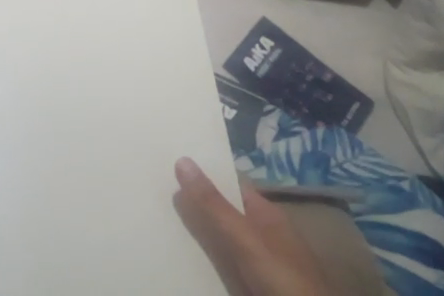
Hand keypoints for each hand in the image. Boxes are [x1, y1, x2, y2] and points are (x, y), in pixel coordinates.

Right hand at [173, 158, 331, 295]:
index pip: (231, 185)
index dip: (204, 176)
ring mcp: (262, 261)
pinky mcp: (257, 284)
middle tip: (160, 197)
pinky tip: (188, 262)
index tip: (170, 168)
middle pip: (225, 213)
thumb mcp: (245, 237)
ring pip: (224, 242)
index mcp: (267, 214)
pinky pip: (227, 266)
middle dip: (198, 207)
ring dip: (202, 237)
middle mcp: (265, 233)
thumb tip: (183, 160)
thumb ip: (214, 205)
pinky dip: (210, 262)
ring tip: (164, 227)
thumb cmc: (283, 276)